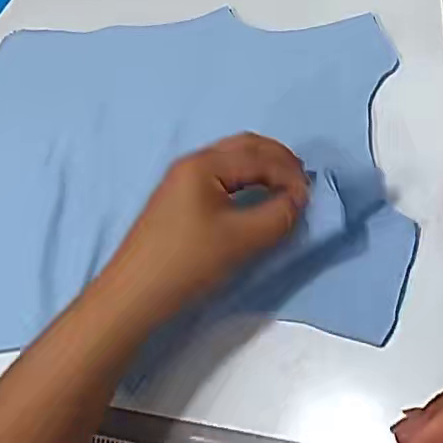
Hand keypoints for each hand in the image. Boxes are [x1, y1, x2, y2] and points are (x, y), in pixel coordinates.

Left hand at [93, 133, 308, 325]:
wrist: (132, 296)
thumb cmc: (187, 263)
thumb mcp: (240, 241)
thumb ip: (277, 216)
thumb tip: (298, 199)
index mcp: (204, 163)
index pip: (258, 156)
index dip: (288, 173)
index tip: (309, 197)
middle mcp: (192, 161)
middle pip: (245, 146)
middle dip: (277, 159)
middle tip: (302, 182)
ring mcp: (182, 178)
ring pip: (233, 158)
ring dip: (262, 166)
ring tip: (285, 187)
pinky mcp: (179, 197)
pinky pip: (222, 173)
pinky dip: (246, 178)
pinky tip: (256, 196)